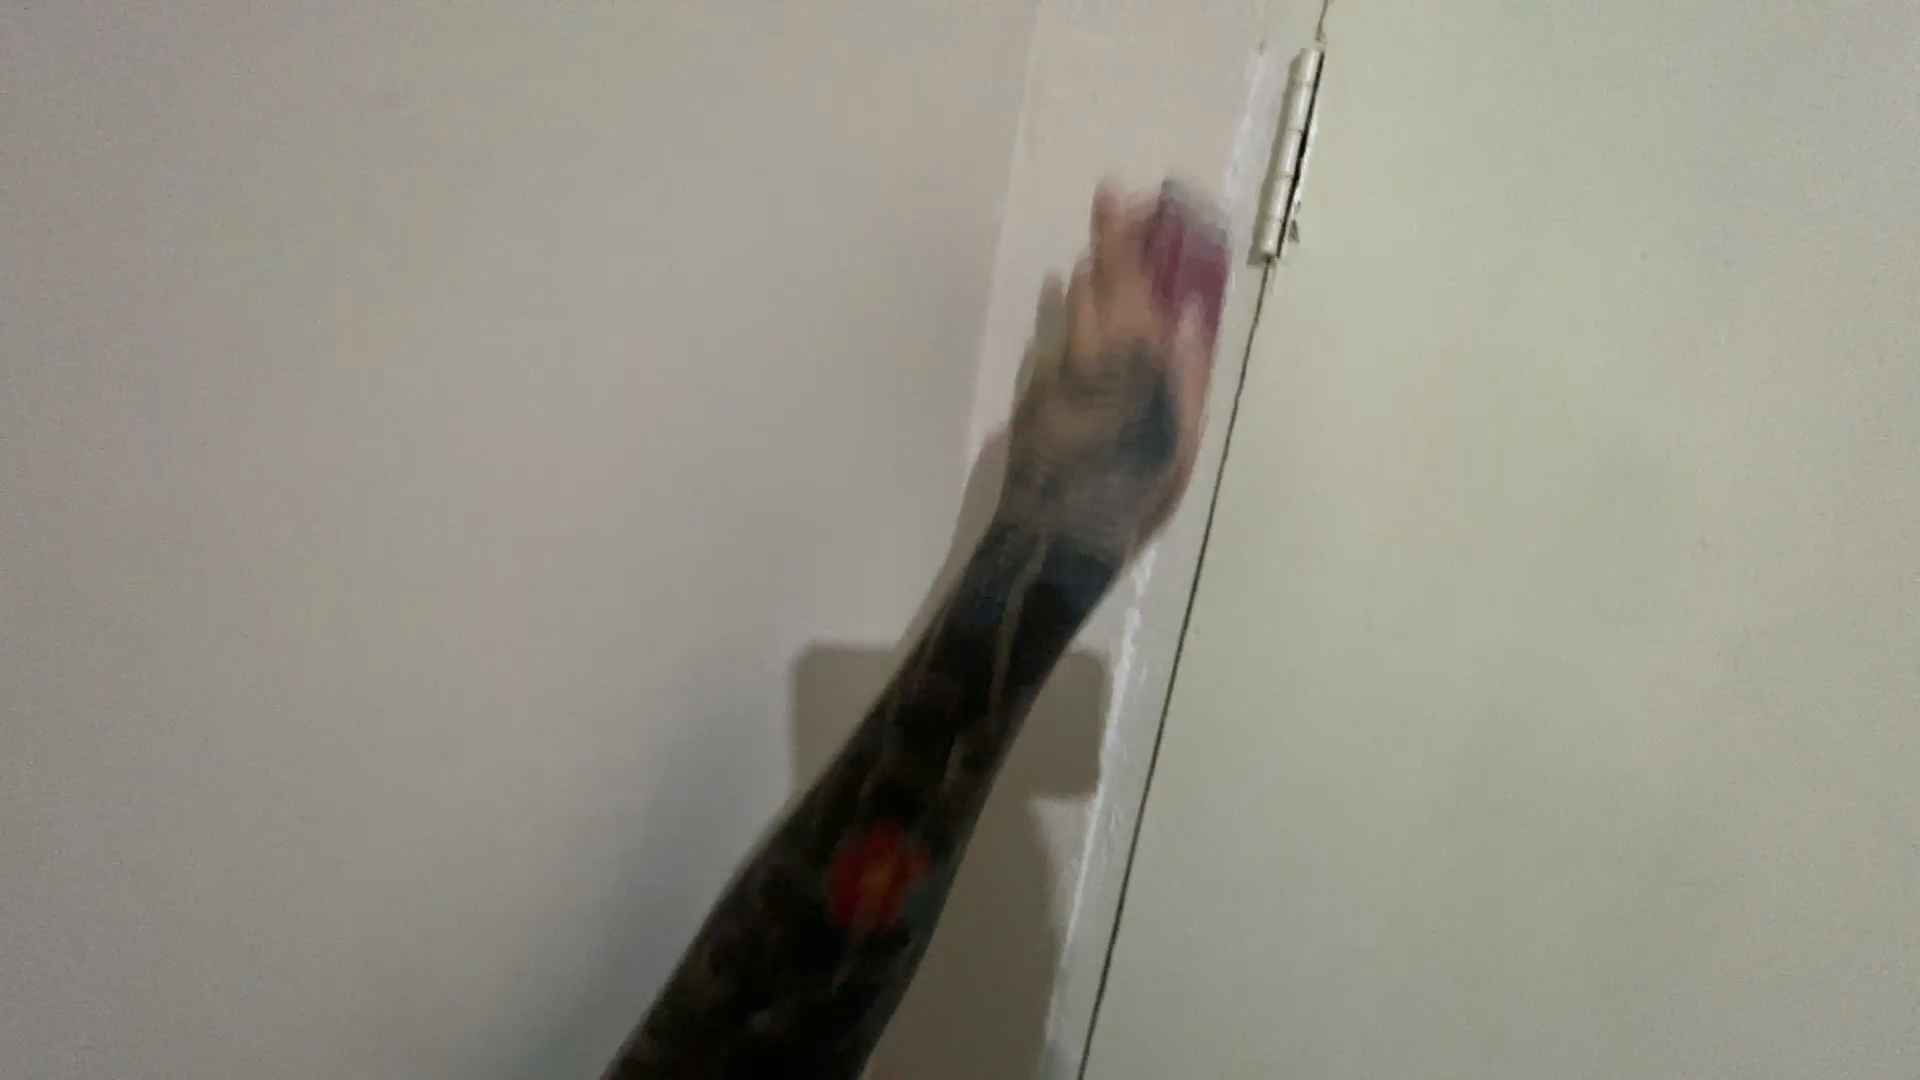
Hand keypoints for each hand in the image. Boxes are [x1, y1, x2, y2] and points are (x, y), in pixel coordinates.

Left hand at [995, 182, 1217, 561]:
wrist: (1062, 533)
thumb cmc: (1136, 492)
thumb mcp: (1180, 438)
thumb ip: (1187, 370)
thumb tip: (1193, 314)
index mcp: (1135, 359)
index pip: (1128, 280)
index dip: (1121, 235)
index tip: (1116, 194)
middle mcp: (1090, 355)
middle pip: (1094, 285)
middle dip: (1106, 246)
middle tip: (1113, 214)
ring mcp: (1053, 374)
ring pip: (1069, 315)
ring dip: (1087, 286)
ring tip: (1101, 268)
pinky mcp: (1030, 396)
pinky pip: (1054, 349)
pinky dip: (1070, 332)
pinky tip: (1080, 339)